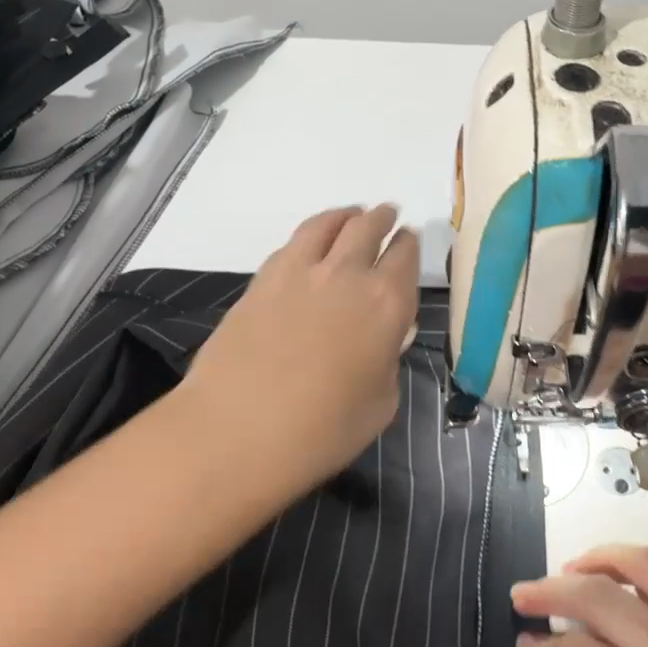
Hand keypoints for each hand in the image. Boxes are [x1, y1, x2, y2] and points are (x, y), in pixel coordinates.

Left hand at [176, 205, 419, 489]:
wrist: (237, 430)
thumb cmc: (322, 431)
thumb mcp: (381, 403)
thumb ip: (387, 362)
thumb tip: (380, 342)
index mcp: (388, 304)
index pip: (406, 258)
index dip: (409, 246)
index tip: (409, 241)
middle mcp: (349, 275)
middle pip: (370, 228)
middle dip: (383, 219)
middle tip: (387, 215)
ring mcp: (301, 272)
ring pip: (330, 224)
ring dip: (347, 215)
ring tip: (352, 215)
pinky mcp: (262, 279)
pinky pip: (294, 241)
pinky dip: (313, 232)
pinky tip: (311, 242)